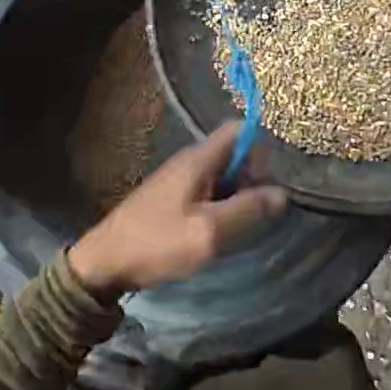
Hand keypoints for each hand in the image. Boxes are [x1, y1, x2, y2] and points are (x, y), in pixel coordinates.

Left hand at [68, 120, 288, 297]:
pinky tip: (219, 232)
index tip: (268, 182)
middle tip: (256, 212)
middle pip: (234, 153)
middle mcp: (191, 160)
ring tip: (240, 227)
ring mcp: (181, 178)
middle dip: (253, 177)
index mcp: (199, 158)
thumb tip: (283, 193)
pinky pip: (210, 191)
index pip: (238, 129)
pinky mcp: (174, 197)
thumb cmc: (158, 241)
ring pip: (224, 175)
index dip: (261, 149)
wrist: (107, 260)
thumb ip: (247, 210)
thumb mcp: (209, 231)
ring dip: (238, 196)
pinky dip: (222, 206)